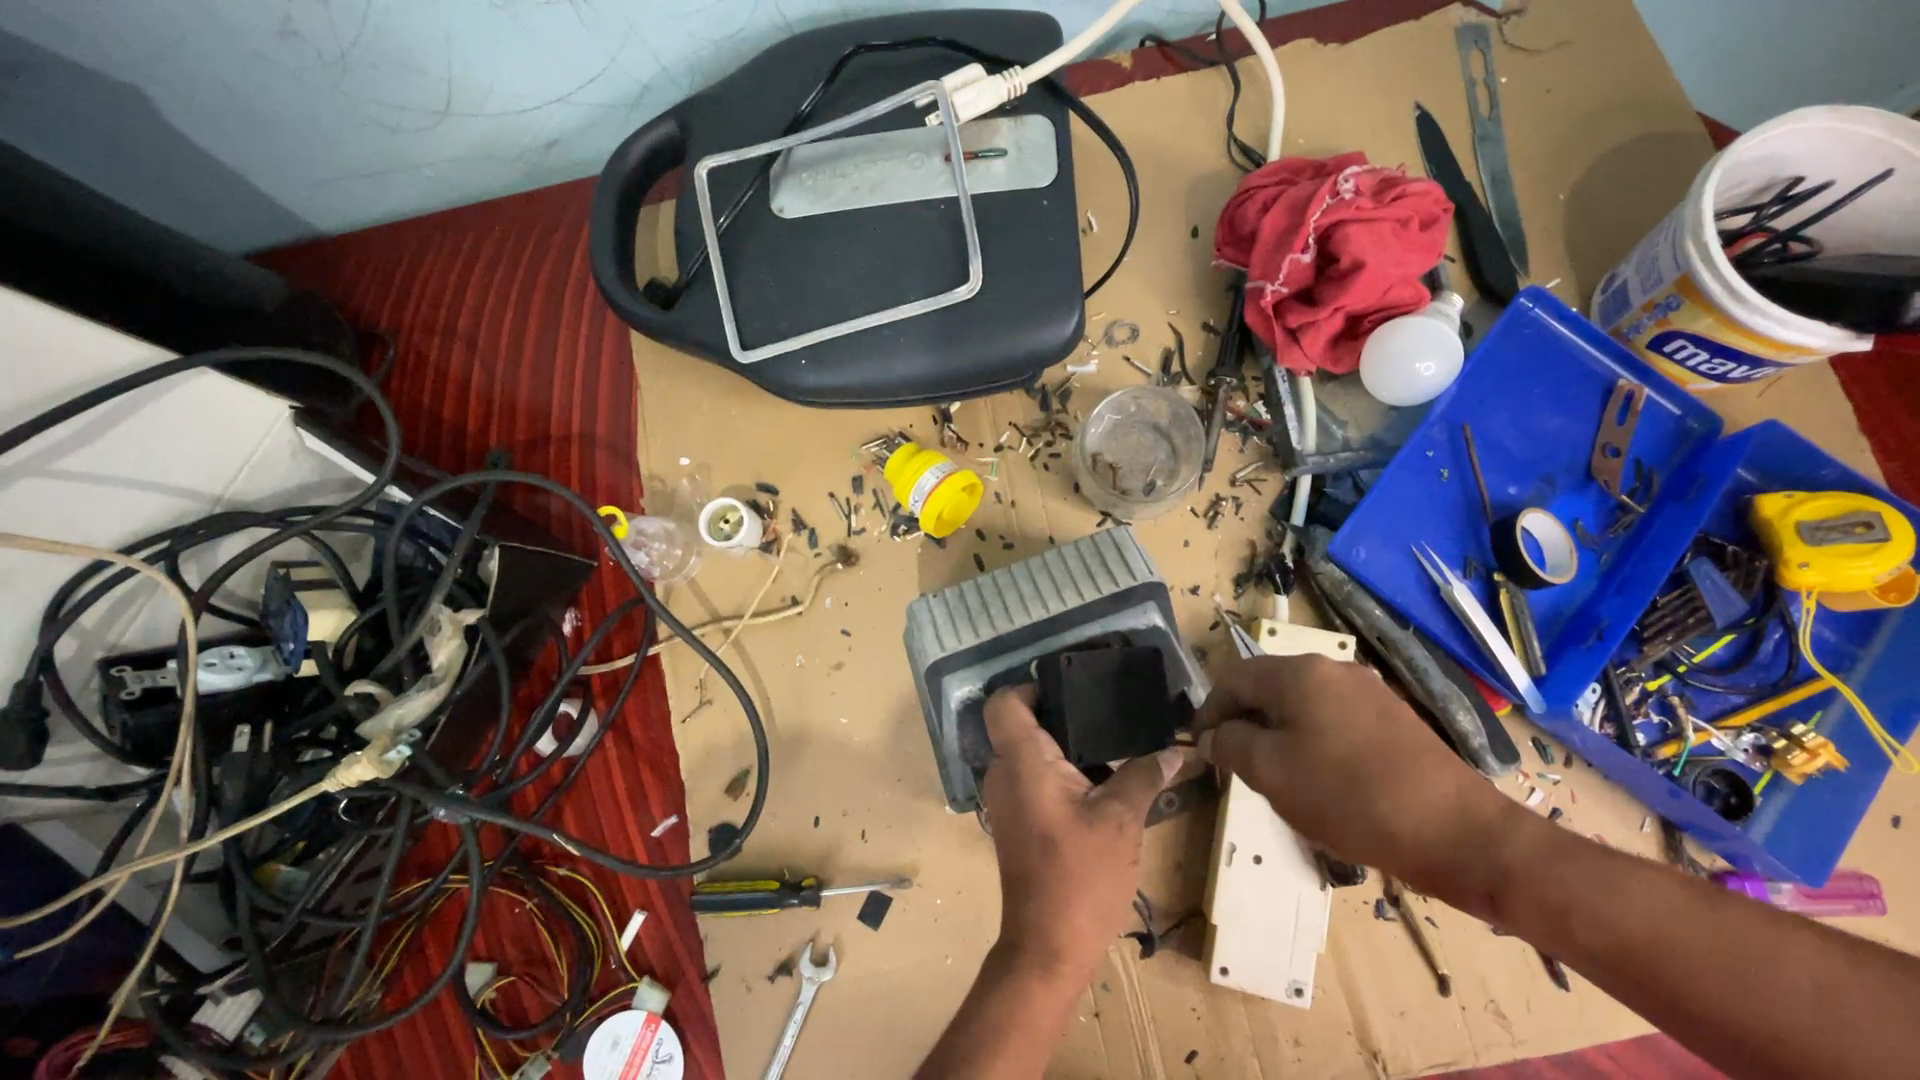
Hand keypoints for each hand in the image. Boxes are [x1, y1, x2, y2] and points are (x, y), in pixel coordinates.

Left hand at [978, 685, 1191, 983]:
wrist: (1049, 945)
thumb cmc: (1081, 876)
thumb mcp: (1121, 820)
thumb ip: (1145, 775)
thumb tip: (1176, 749)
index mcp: (1022, 762)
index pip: (1005, 703)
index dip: (1031, 686)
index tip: (1073, 687)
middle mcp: (1006, 775)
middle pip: (1021, 724)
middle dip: (1062, 714)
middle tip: (1109, 709)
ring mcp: (1008, 801)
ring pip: (1030, 754)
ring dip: (1067, 746)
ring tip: (1115, 741)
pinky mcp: (1019, 822)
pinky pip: (1035, 779)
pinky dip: (1063, 772)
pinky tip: (1105, 780)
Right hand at [1194, 655, 1524, 904]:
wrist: (1455, 832)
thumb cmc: (1348, 797)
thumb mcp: (1271, 773)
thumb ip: (1231, 745)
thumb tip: (1214, 735)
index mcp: (1300, 673)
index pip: (1234, 677)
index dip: (1209, 711)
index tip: (1200, 747)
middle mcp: (1334, 669)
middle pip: (1269, 686)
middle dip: (1243, 721)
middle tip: (1231, 762)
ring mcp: (1369, 692)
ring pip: (1302, 704)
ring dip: (1277, 732)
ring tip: (1271, 774)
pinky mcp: (1393, 719)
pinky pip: (1334, 719)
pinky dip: (1311, 740)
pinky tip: (1317, 778)